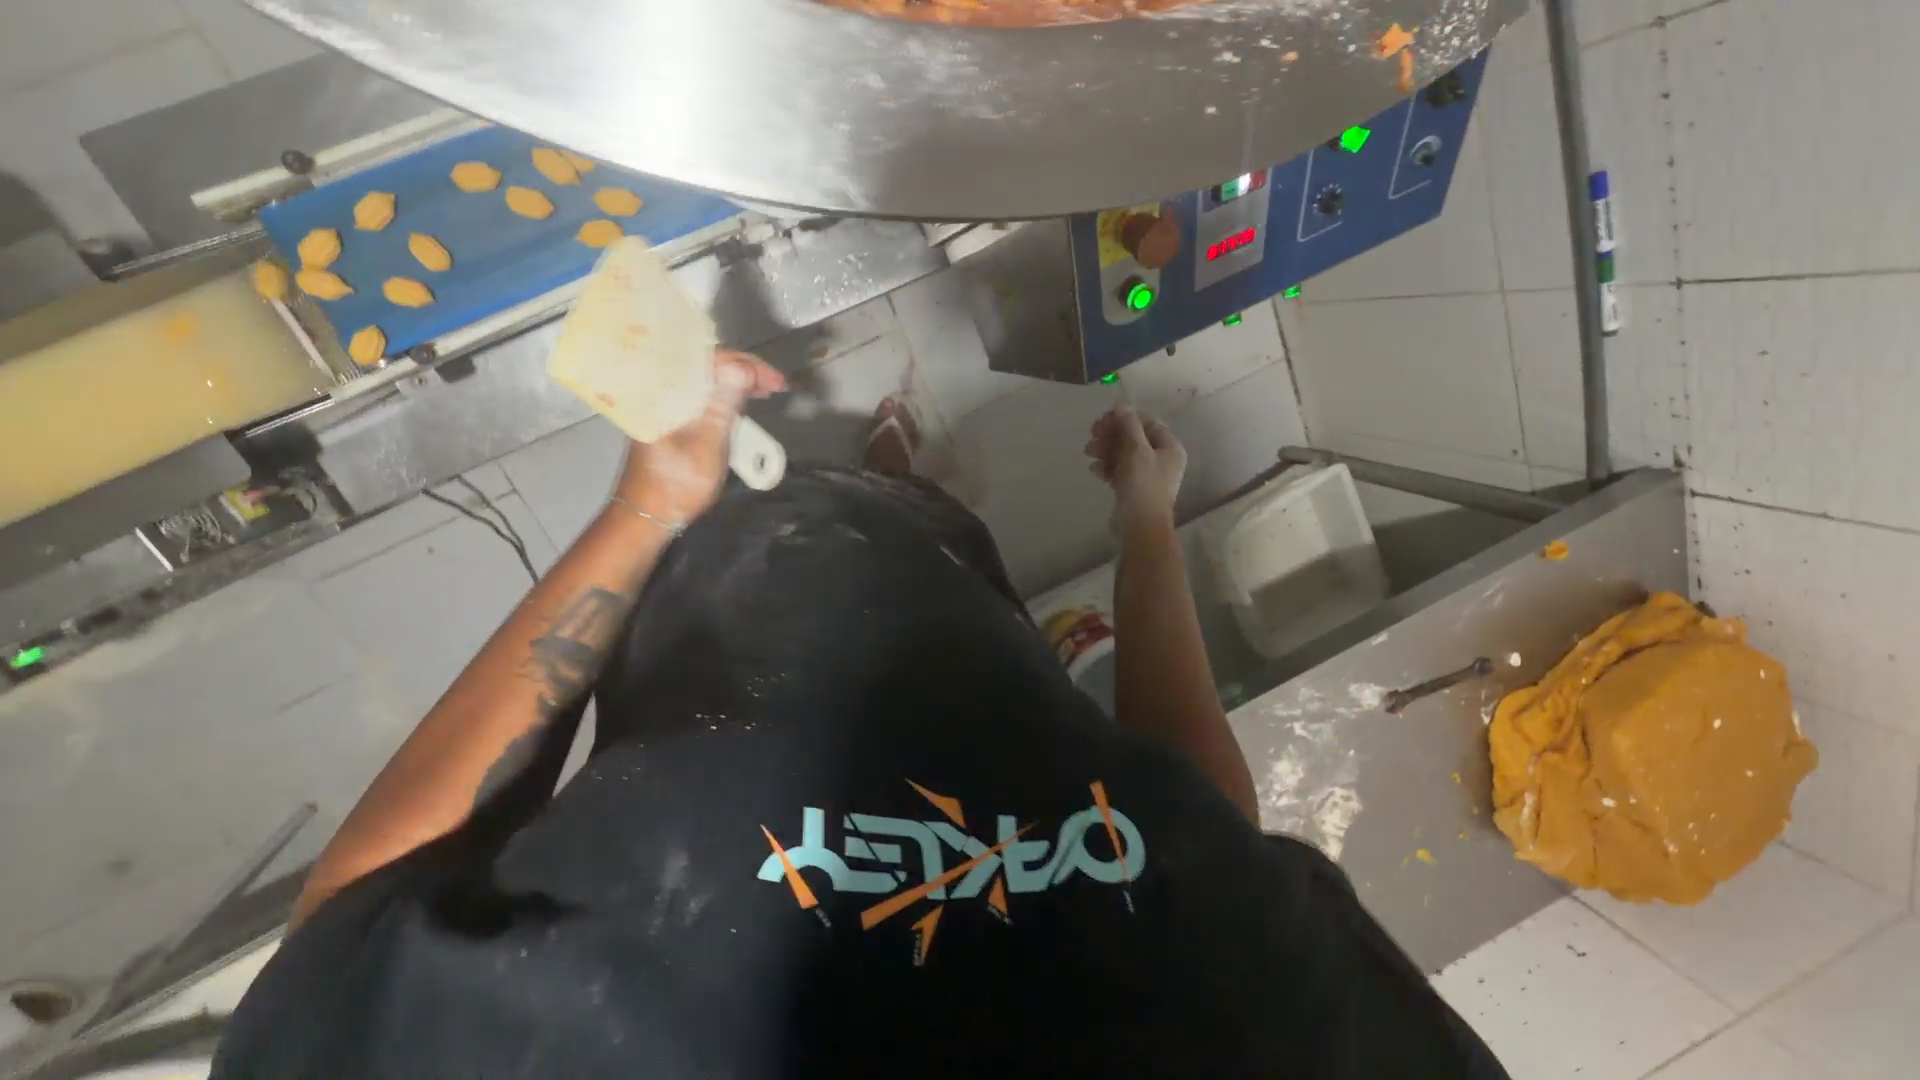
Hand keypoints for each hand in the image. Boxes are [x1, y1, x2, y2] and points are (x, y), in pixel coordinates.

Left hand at [611, 350, 784, 528]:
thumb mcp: (708, 444)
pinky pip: (699, 396)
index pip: (709, 359)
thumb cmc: (677, 484)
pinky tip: (741, 405)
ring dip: (736, 383)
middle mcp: (661, 391)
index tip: (776, 382)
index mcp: (666, 392)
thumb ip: (724, 404)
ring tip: (765, 392)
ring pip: (705, 381)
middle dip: (745, 371)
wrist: (647, 515)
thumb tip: (742, 367)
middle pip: (706, 366)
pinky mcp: (668, 418)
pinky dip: (723, 398)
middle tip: (776, 386)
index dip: (747, 365)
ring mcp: (663, 405)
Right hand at [1087, 406, 1186, 540]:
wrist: (1140, 529)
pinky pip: (1118, 471)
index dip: (1126, 417)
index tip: (1104, 419)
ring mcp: (1146, 476)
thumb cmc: (1143, 487)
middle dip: (1111, 435)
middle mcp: (1161, 460)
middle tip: (1092, 435)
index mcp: (1169, 448)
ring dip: (1105, 450)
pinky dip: (1106, 467)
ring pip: (1123, 454)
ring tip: (1088, 453)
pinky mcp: (1132, 490)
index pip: (1147, 422)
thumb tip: (1121, 404)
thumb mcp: (1137, 451)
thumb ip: (1129, 425)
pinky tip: (1094, 470)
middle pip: (1133, 438)